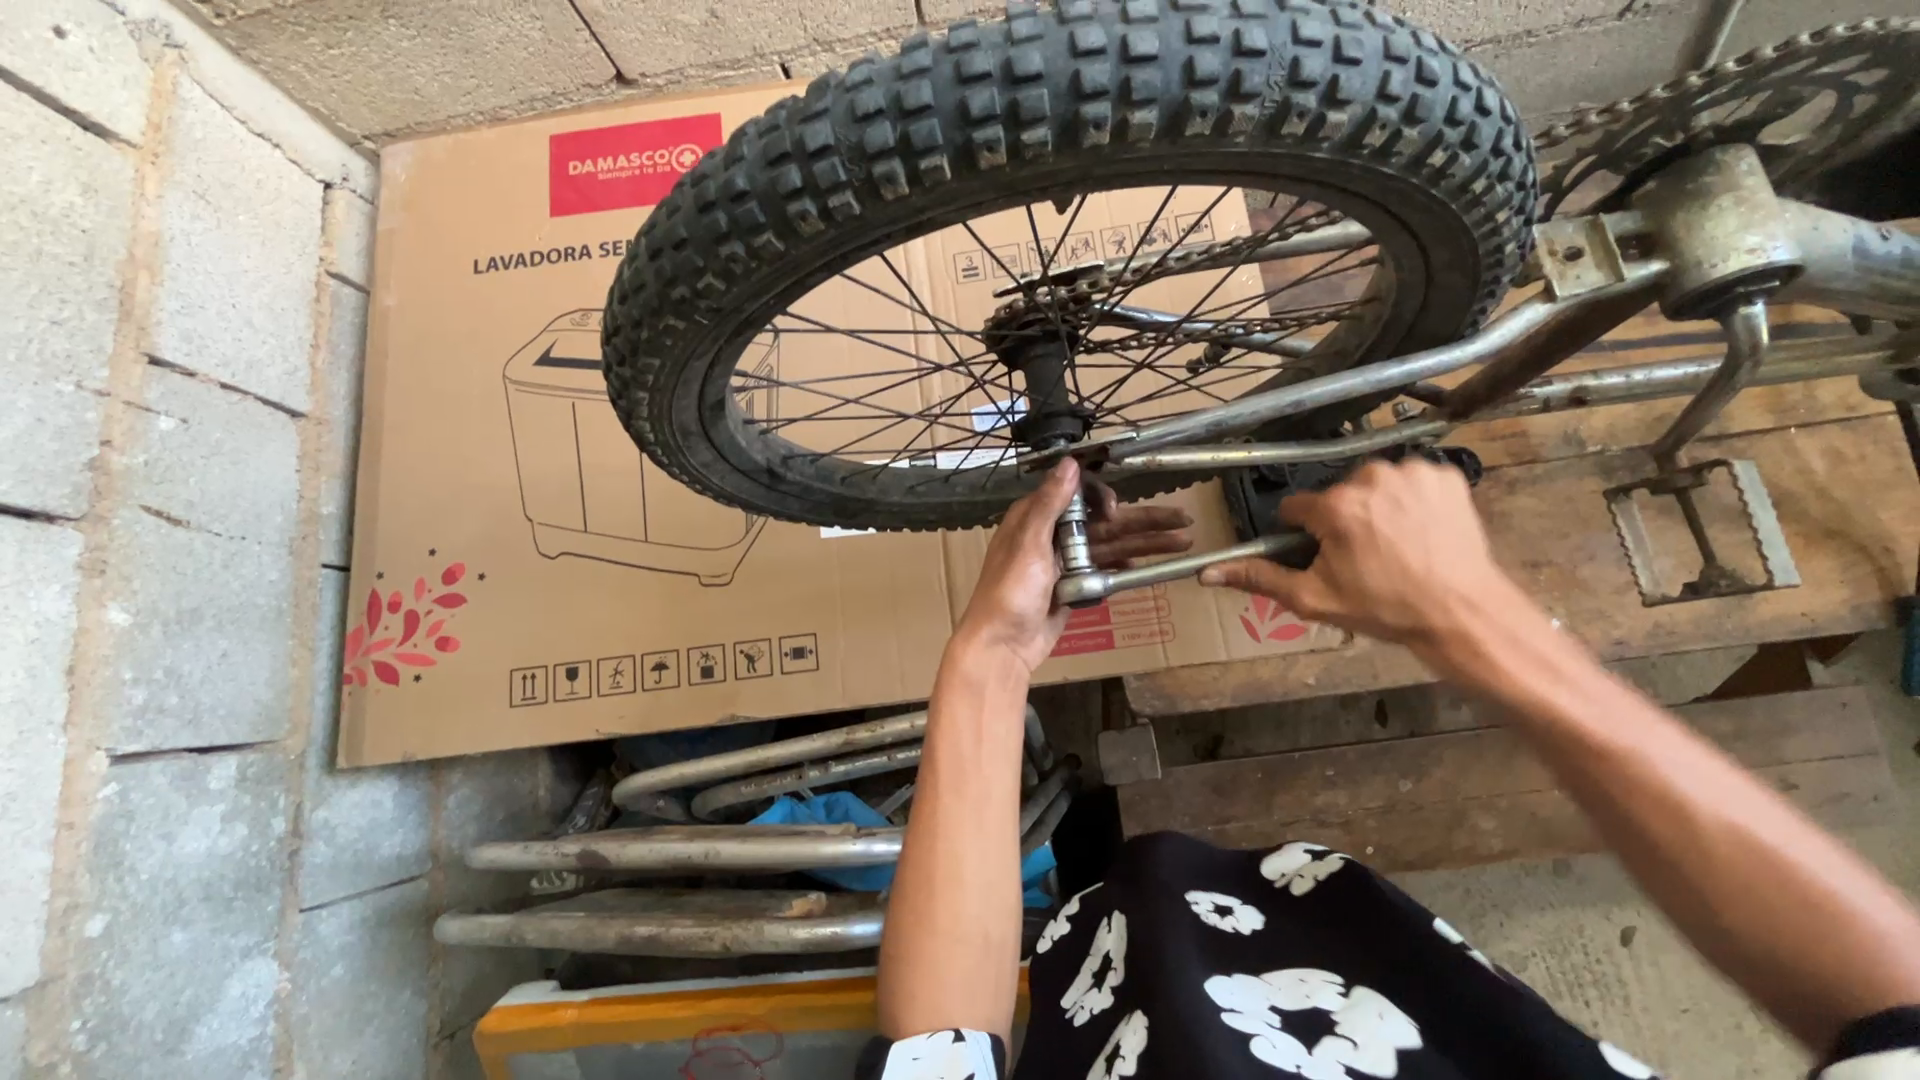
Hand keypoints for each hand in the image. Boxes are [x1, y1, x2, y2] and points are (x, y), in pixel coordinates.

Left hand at [953, 459, 1193, 672]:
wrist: (1002, 644)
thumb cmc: (1010, 591)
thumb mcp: (1028, 543)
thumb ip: (1049, 503)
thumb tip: (1069, 462)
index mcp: (1036, 518)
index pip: (1079, 495)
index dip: (1102, 497)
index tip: (1114, 511)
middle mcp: (1052, 535)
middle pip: (1105, 522)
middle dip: (1143, 519)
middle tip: (1183, 517)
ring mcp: (1065, 564)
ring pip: (1111, 546)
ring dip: (1145, 543)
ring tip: (1183, 541)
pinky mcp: (1074, 588)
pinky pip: (1105, 572)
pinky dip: (1124, 568)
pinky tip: (1146, 567)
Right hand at [1198, 459, 1526, 657]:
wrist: (1460, 611)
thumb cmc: (1385, 607)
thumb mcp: (1312, 597)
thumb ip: (1258, 578)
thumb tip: (1208, 573)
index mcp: (1335, 506)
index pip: (1298, 508)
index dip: (1306, 533)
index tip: (1325, 553)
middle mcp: (1371, 477)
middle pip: (1337, 493)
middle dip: (1343, 518)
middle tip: (1364, 555)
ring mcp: (1412, 472)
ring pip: (1374, 484)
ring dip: (1377, 506)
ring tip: (1394, 543)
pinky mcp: (1443, 475)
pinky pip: (1410, 479)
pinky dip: (1411, 499)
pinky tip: (1419, 529)